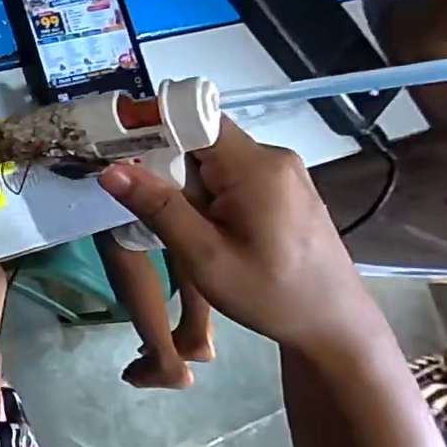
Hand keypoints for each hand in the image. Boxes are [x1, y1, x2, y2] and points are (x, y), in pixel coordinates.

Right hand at [98, 119, 384, 351]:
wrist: (335, 327)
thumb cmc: (271, 295)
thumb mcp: (205, 257)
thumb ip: (159, 208)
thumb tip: (111, 170)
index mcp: (256, 166)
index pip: (194, 119)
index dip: (153, 129)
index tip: (119, 152)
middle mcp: (272, 156)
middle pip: (202, 139)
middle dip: (168, 165)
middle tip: (146, 205)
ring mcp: (282, 172)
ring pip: (215, 159)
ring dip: (188, 184)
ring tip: (180, 226)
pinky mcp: (284, 188)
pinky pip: (234, 174)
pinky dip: (209, 193)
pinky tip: (207, 228)